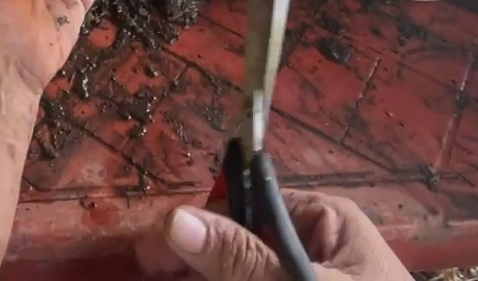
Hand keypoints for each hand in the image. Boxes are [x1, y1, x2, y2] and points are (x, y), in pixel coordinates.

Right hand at [134, 194, 411, 280]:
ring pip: (241, 272)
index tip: (150, 255)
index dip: (197, 226)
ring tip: (166, 277)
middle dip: (195, 263)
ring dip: (205, 276)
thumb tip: (174, 220)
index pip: (244, 204)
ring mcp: (308, 278)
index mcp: (326, 221)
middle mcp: (316, 246)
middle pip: (239, 244)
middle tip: (151, 274)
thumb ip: (242, 258)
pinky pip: (258, 280)